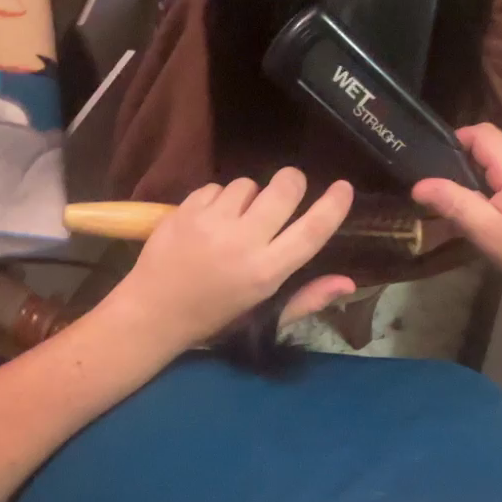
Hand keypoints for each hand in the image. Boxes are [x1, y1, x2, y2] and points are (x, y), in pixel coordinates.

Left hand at [105, 168, 356, 350]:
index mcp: (267, 272)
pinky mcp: (186, 210)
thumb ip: (307, 298)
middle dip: (292, 182)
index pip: (312, 230)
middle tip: (288, 192)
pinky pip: (216, 187)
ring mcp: (212, 223)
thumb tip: (349, 282)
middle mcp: (243, 242)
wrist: (153, 312)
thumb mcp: (263, 316)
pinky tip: (211, 221)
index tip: (344, 188)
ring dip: (249, 196)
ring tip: (237, 219)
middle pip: (284, 188)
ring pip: (247, 185)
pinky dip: (219, 199)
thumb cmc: (214, 318)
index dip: (334, 205)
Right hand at [412, 125, 501, 303]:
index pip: (482, 132)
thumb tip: (419, 184)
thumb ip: (453, 202)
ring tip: (474, 210)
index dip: (456, 140)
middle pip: (494, 148)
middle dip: (469, 164)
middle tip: (451, 196)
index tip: (437, 164)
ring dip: (487, 178)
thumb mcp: (486, 229)